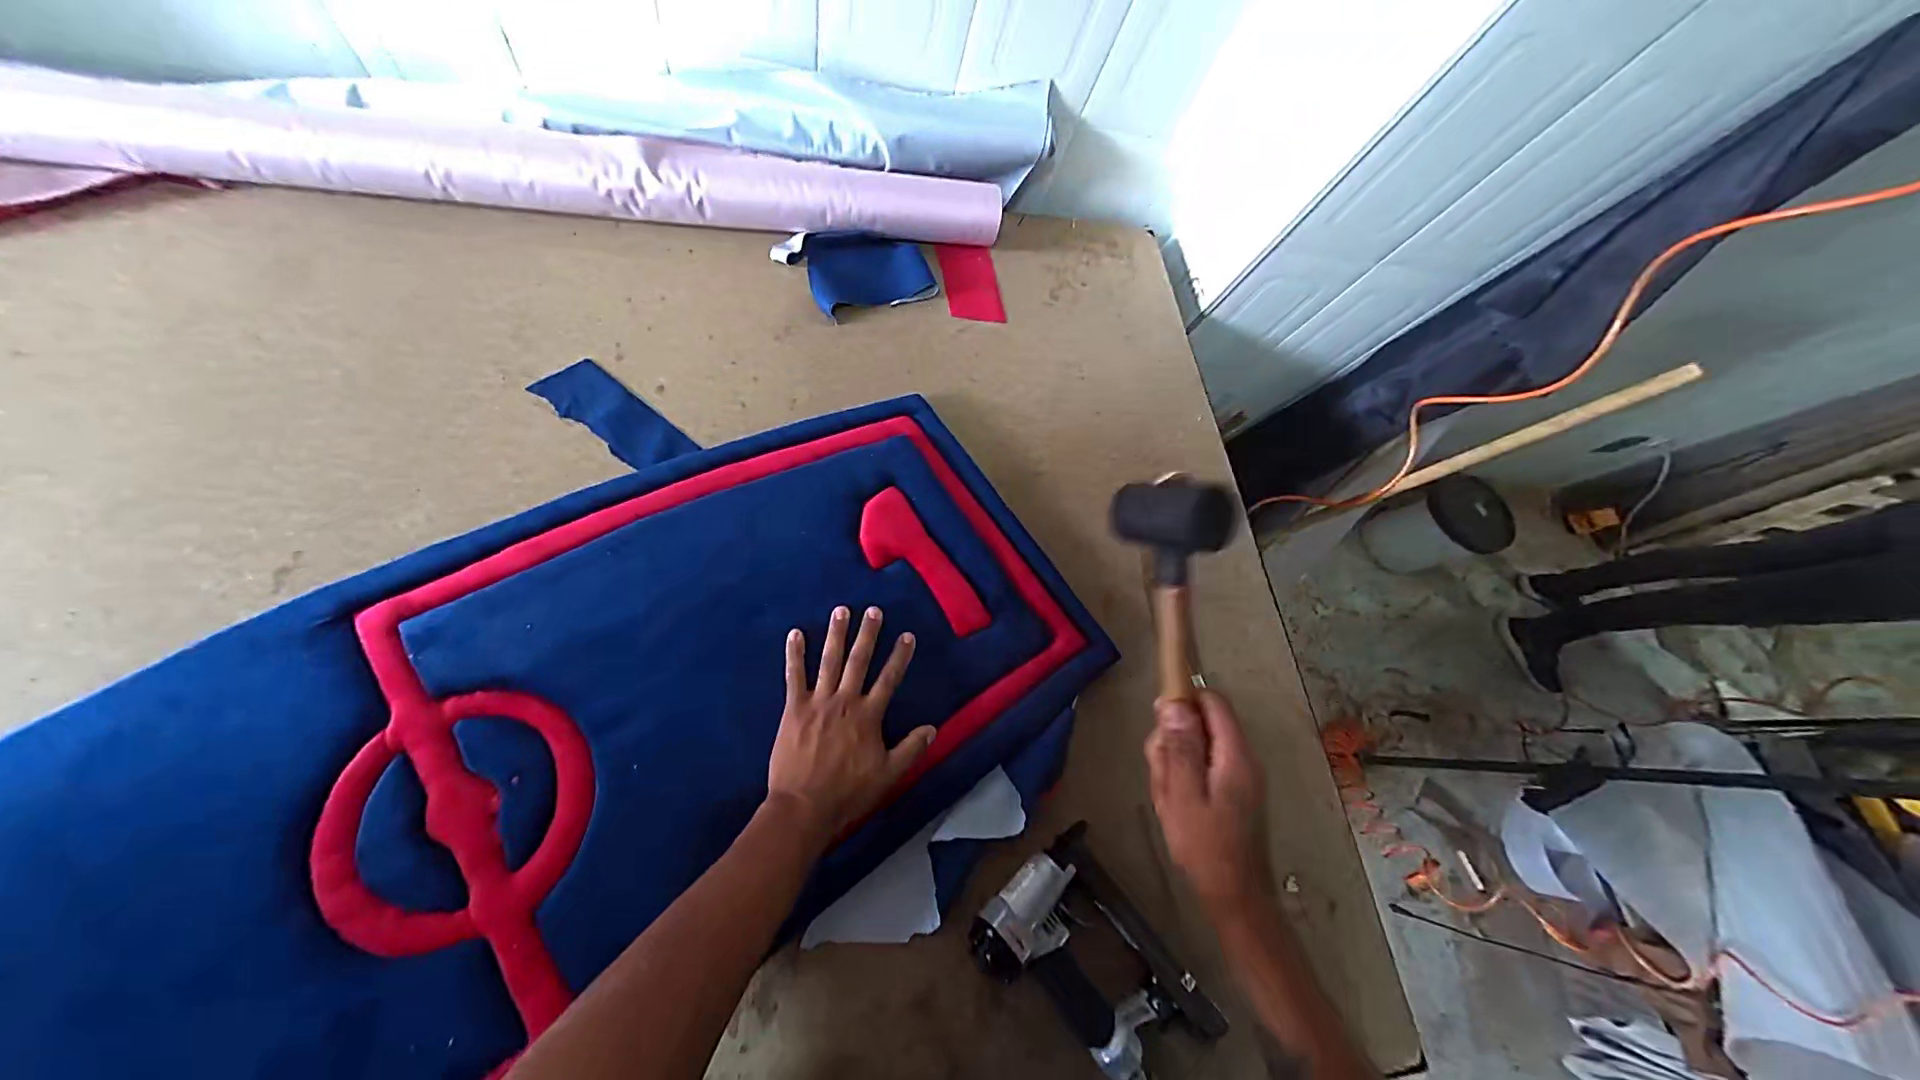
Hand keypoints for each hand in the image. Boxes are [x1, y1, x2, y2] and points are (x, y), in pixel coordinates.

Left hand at [768, 605, 935, 843]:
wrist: (803, 807)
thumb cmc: (849, 794)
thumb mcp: (889, 775)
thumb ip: (911, 749)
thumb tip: (932, 728)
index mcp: (869, 716)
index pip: (889, 679)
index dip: (900, 656)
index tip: (907, 636)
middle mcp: (845, 701)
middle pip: (859, 661)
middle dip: (868, 634)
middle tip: (874, 610)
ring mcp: (817, 702)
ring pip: (829, 661)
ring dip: (836, 634)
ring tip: (841, 611)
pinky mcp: (793, 709)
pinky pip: (794, 676)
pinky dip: (795, 654)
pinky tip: (795, 633)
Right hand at [1144, 690, 1271, 910]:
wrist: (1235, 898)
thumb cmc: (1206, 847)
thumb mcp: (1183, 794)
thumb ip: (1179, 747)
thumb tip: (1174, 703)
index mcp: (1235, 755)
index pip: (1212, 702)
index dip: (1184, 701)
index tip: (1159, 724)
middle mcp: (1242, 758)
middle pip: (1202, 723)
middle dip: (1173, 739)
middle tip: (1161, 772)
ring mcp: (1239, 776)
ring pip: (1198, 746)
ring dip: (1175, 762)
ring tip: (1167, 796)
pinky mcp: (1233, 792)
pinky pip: (1202, 768)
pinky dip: (1184, 779)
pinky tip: (1176, 804)